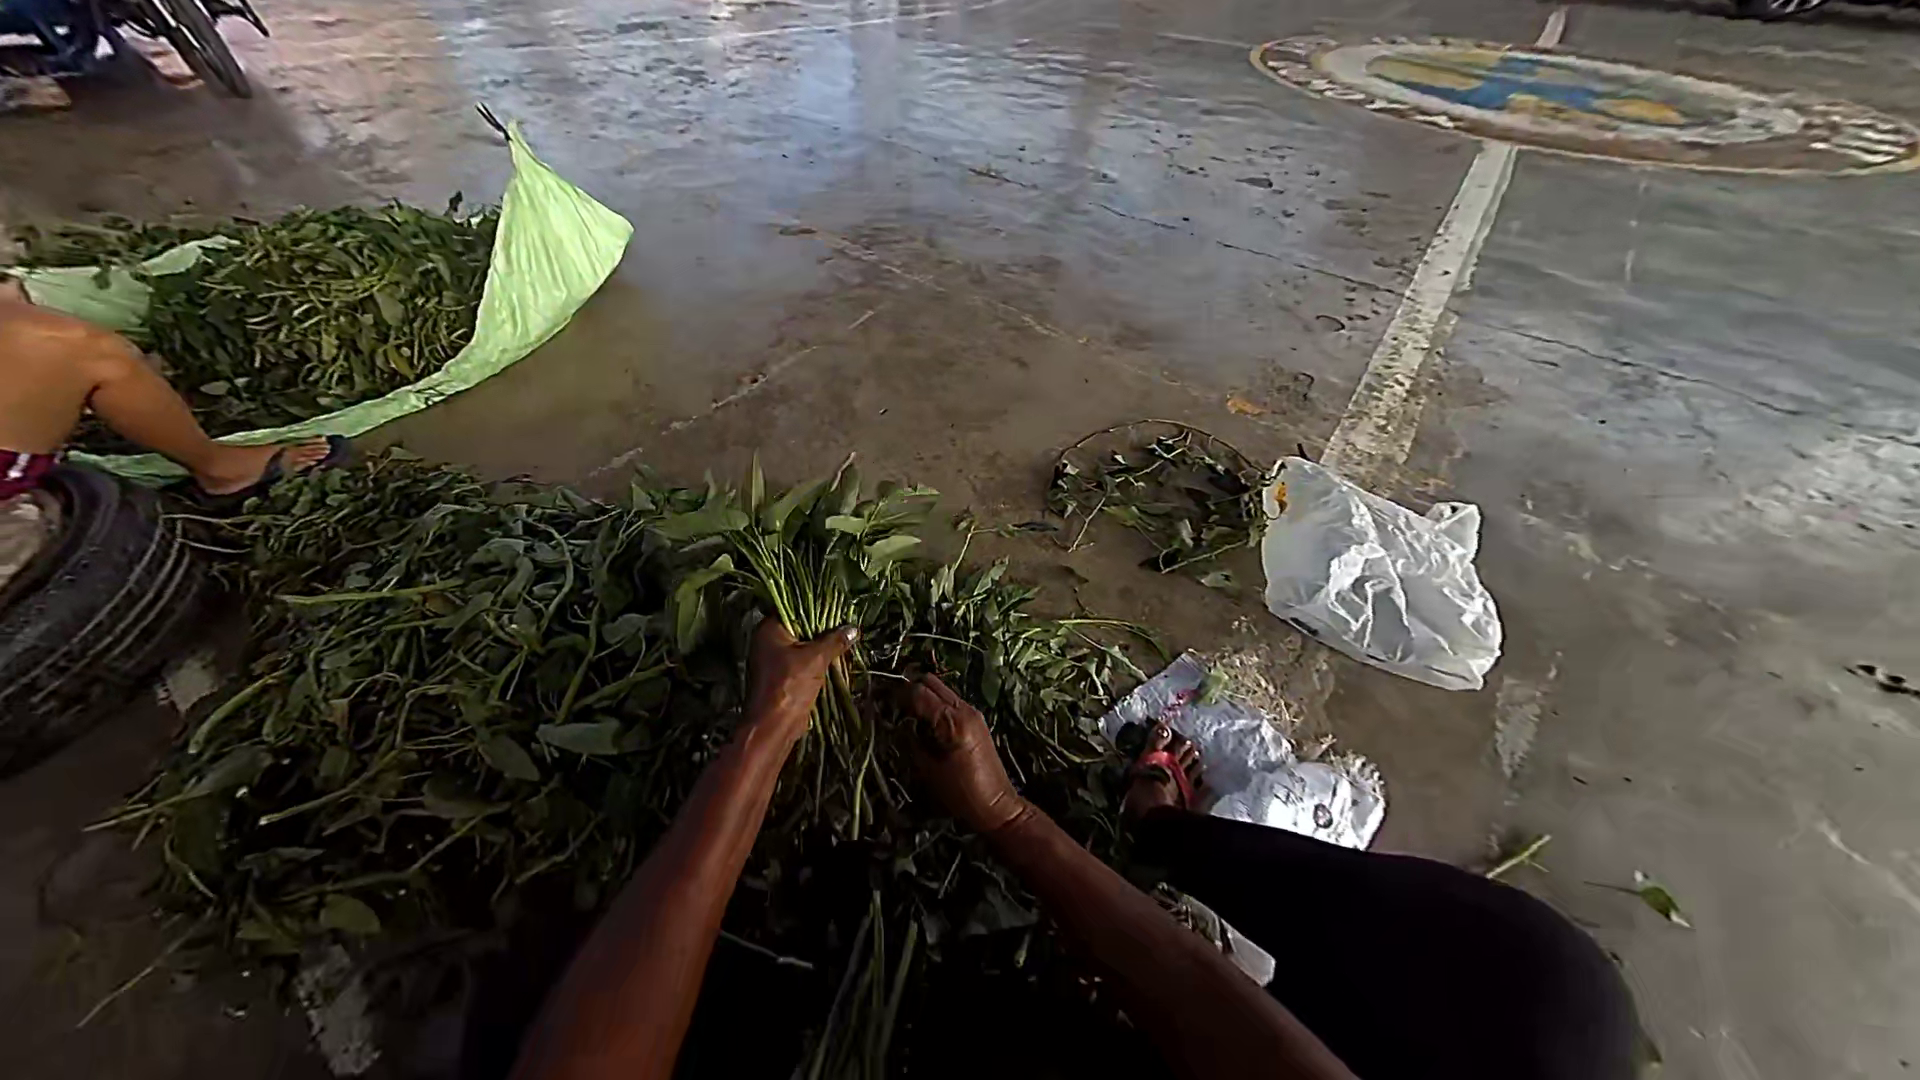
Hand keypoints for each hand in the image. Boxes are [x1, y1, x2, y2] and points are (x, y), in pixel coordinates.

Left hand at [745, 617, 856, 742]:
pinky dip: (815, 660)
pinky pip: (800, 660)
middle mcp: (766, 641)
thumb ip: (835, 640)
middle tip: (844, 622)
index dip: (816, 607)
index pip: (793, 608)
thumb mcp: (817, 658)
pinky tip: (834, 657)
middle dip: (821, 628)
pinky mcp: (779, 675)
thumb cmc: (790, 685)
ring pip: (801, 645)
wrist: (773, 726)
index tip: (837, 606)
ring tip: (844, 638)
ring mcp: (771, 659)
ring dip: (820, 645)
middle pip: (798, 627)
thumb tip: (853, 628)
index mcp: (768, 630)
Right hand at [908, 674, 1032, 834]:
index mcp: (952, 721)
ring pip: (942, 689)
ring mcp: (972, 712)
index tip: (881, 700)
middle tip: (893, 703)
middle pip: (931, 682)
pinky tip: (924, 720)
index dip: (898, 695)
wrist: (996, 804)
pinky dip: (935, 703)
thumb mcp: (929, 770)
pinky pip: (951, 701)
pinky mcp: (976, 719)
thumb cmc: (961, 792)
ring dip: (923, 694)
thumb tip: (897, 725)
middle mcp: (964, 709)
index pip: (919, 693)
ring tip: (906, 711)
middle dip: (910, 688)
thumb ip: (911, 743)